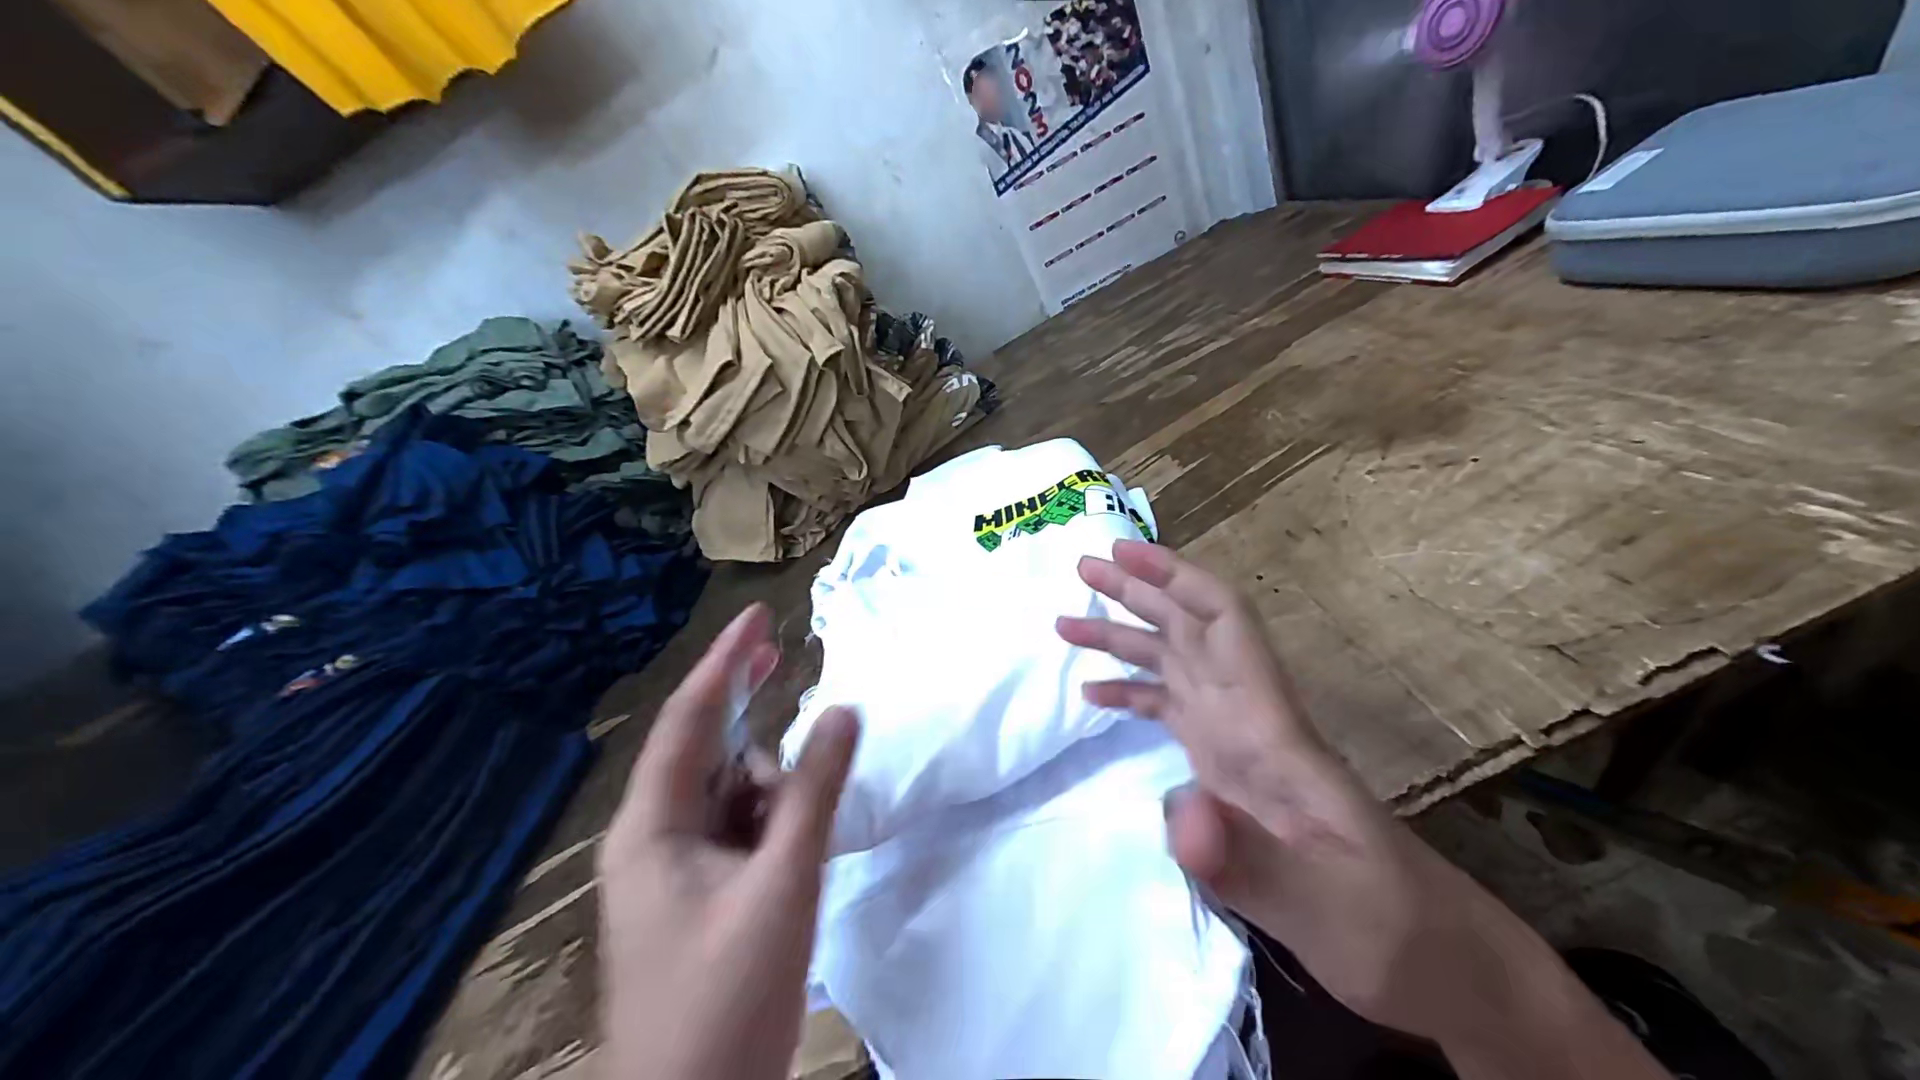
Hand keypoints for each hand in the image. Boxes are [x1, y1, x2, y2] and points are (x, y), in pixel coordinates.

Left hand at [597, 603, 859, 1079]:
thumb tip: (845, 709)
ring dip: (769, 785)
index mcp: (652, 827)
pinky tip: (795, 848)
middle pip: (703, 748)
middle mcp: (653, 836)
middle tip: (781, 652)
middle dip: (742, 701)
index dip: (726, 661)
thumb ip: (815, 792)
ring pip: (727, 792)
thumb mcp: (785, 884)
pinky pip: (736, 828)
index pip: (690, 719)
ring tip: (799, 833)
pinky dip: (769, 818)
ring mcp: (673, 868)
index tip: (760, 613)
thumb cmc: (729, 999)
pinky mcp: (696, 893)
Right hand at [1057, 543, 1670, 1079]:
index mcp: (1271, 726)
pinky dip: (1133, 695)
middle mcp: (1249, 717)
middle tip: (1083, 568)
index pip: (1225, 624)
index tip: (1124, 553)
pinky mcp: (1226, 771)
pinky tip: (1095, 693)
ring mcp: (1236, 744)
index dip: (1176, 578)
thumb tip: (1177, 814)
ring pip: (1175, 666)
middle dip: (1137, 592)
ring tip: (1065, 625)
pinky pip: (1171, 713)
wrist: (1434, 961)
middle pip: (1190, 631)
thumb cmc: (1388, 925)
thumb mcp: (1324, 908)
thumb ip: (1249, 863)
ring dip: (1124, 639)